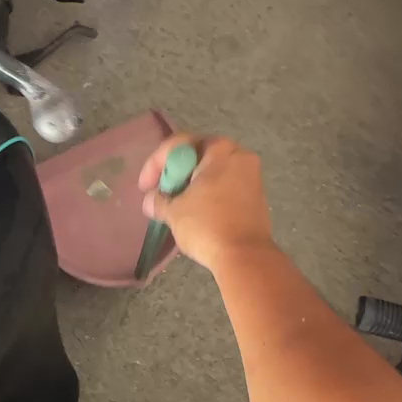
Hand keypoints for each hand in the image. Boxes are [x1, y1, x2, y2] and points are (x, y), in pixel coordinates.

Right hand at [139, 134, 275, 272]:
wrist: (244, 256)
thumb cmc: (207, 226)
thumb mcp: (174, 212)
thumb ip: (159, 201)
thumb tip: (151, 201)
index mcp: (219, 149)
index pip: (179, 145)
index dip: (155, 165)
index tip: (145, 188)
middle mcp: (239, 154)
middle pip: (198, 157)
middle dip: (176, 175)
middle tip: (162, 196)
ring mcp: (252, 175)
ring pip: (213, 173)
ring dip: (192, 187)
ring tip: (178, 208)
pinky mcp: (256, 196)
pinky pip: (225, 188)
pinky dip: (209, 196)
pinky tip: (198, 214)